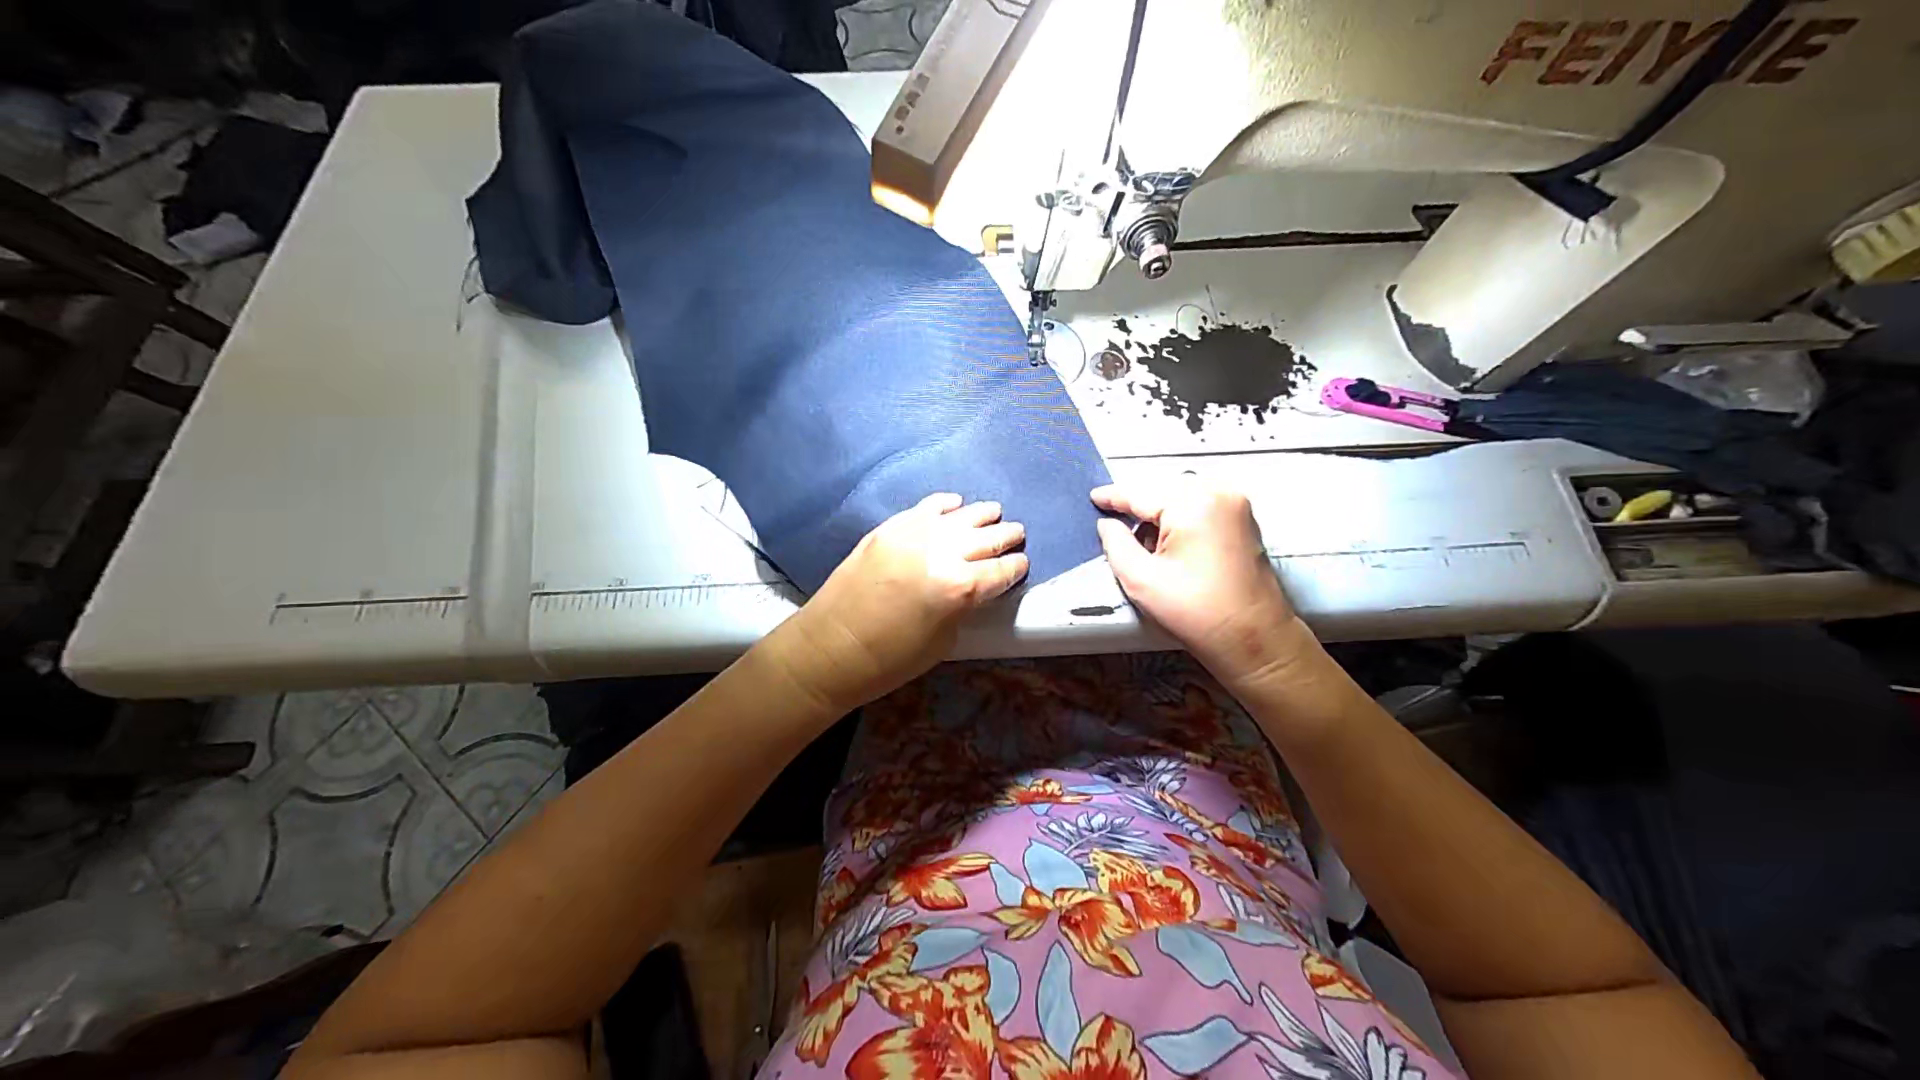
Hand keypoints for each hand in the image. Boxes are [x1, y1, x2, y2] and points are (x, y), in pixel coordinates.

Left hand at [765, 493, 1028, 713]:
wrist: (829, 650)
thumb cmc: (889, 661)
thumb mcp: (942, 642)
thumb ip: (964, 607)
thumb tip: (973, 588)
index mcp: (959, 588)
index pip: (999, 571)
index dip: (1015, 568)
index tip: (1022, 563)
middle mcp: (940, 553)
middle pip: (984, 538)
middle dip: (1005, 537)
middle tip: (1018, 534)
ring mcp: (911, 535)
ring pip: (957, 516)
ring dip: (980, 515)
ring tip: (995, 512)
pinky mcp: (887, 529)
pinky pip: (923, 509)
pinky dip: (943, 505)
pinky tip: (954, 504)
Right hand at [1093, 480, 1318, 689]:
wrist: (1252, 637)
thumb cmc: (1198, 612)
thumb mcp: (1140, 580)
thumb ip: (1115, 544)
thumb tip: (1108, 524)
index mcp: (1193, 504)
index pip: (1141, 493)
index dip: (1113, 497)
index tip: (1095, 498)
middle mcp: (1219, 494)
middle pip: (1162, 489)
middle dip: (1139, 506)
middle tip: (1118, 528)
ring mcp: (1236, 504)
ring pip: (1182, 494)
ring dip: (1161, 512)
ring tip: (1149, 545)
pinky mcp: (1244, 519)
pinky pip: (1202, 503)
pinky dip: (1182, 516)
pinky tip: (1172, 544)